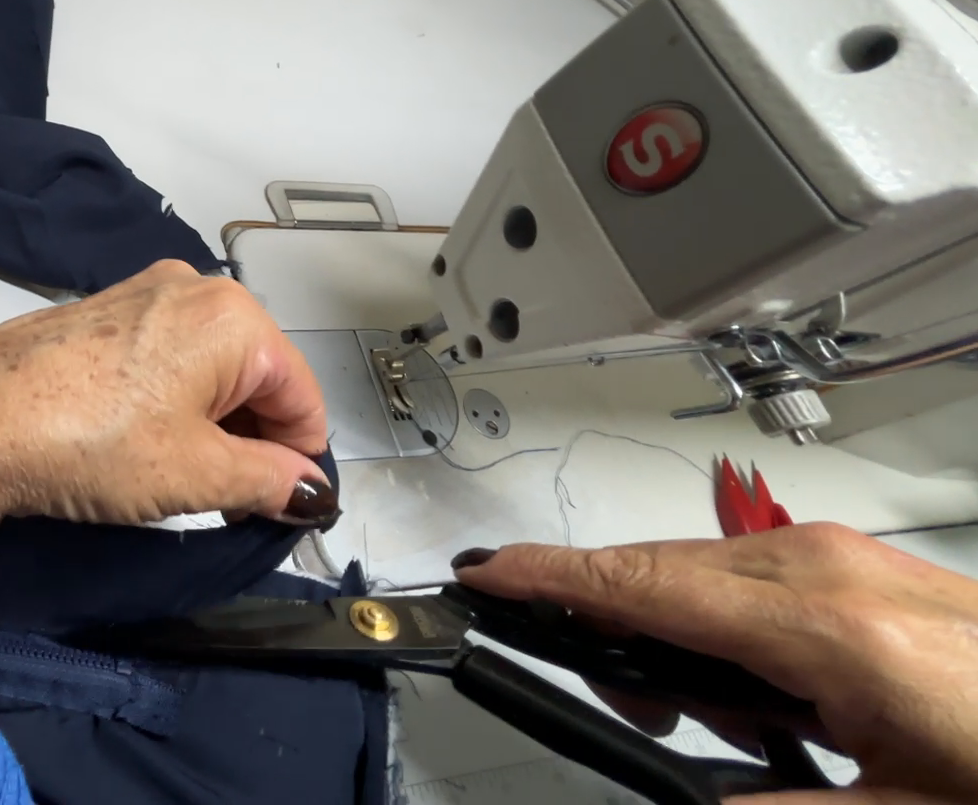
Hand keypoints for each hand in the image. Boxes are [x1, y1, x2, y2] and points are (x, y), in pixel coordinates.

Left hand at [0, 259, 330, 702]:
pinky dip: (169, 394)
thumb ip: (271, 480)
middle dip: (252, 436)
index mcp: (231, 315)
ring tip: (176, 469)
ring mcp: (138, 293)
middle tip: (227, 495)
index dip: (299, 458)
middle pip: (256, 373)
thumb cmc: (88, 443)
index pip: (302, 395)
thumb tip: (306, 487)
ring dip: (210, 418)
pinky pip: (162, 352)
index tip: (283, 502)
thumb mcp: (197, 474)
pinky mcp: (99, 310)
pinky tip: (136, 435)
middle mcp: (188, 287)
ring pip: (208, 363)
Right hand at [452, 524, 977, 803]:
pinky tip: (755, 677)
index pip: (637, 584)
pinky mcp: (853, 558)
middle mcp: (818, 564)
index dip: (545, 577)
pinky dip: (707, 613)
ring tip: (720, 711)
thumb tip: (692, 795)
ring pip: (683, 567)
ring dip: (663, 624)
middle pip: (647, 570)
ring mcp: (839, 553)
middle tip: (635, 706)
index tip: (480, 573)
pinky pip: (732, 569)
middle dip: (607, 623)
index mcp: (829, 628)